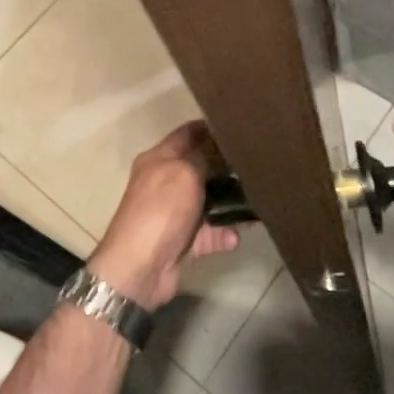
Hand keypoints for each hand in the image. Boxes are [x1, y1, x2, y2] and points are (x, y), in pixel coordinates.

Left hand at [87, 122, 240, 309]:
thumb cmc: (161, 209)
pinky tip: (235, 236)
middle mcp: (164, 182)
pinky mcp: (180, 240)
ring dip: (227, 203)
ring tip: (253, 199)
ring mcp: (171, 213)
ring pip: (206, 201)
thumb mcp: (184, 172)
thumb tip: (214, 153)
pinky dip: (221, 234)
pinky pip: (207, 233)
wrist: (139, 267)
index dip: (208, 128)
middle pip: (198, 167)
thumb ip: (201, 158)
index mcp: (158, 159)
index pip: (185, 135)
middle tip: (253, 162)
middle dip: (223, 166)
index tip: (236, 126)